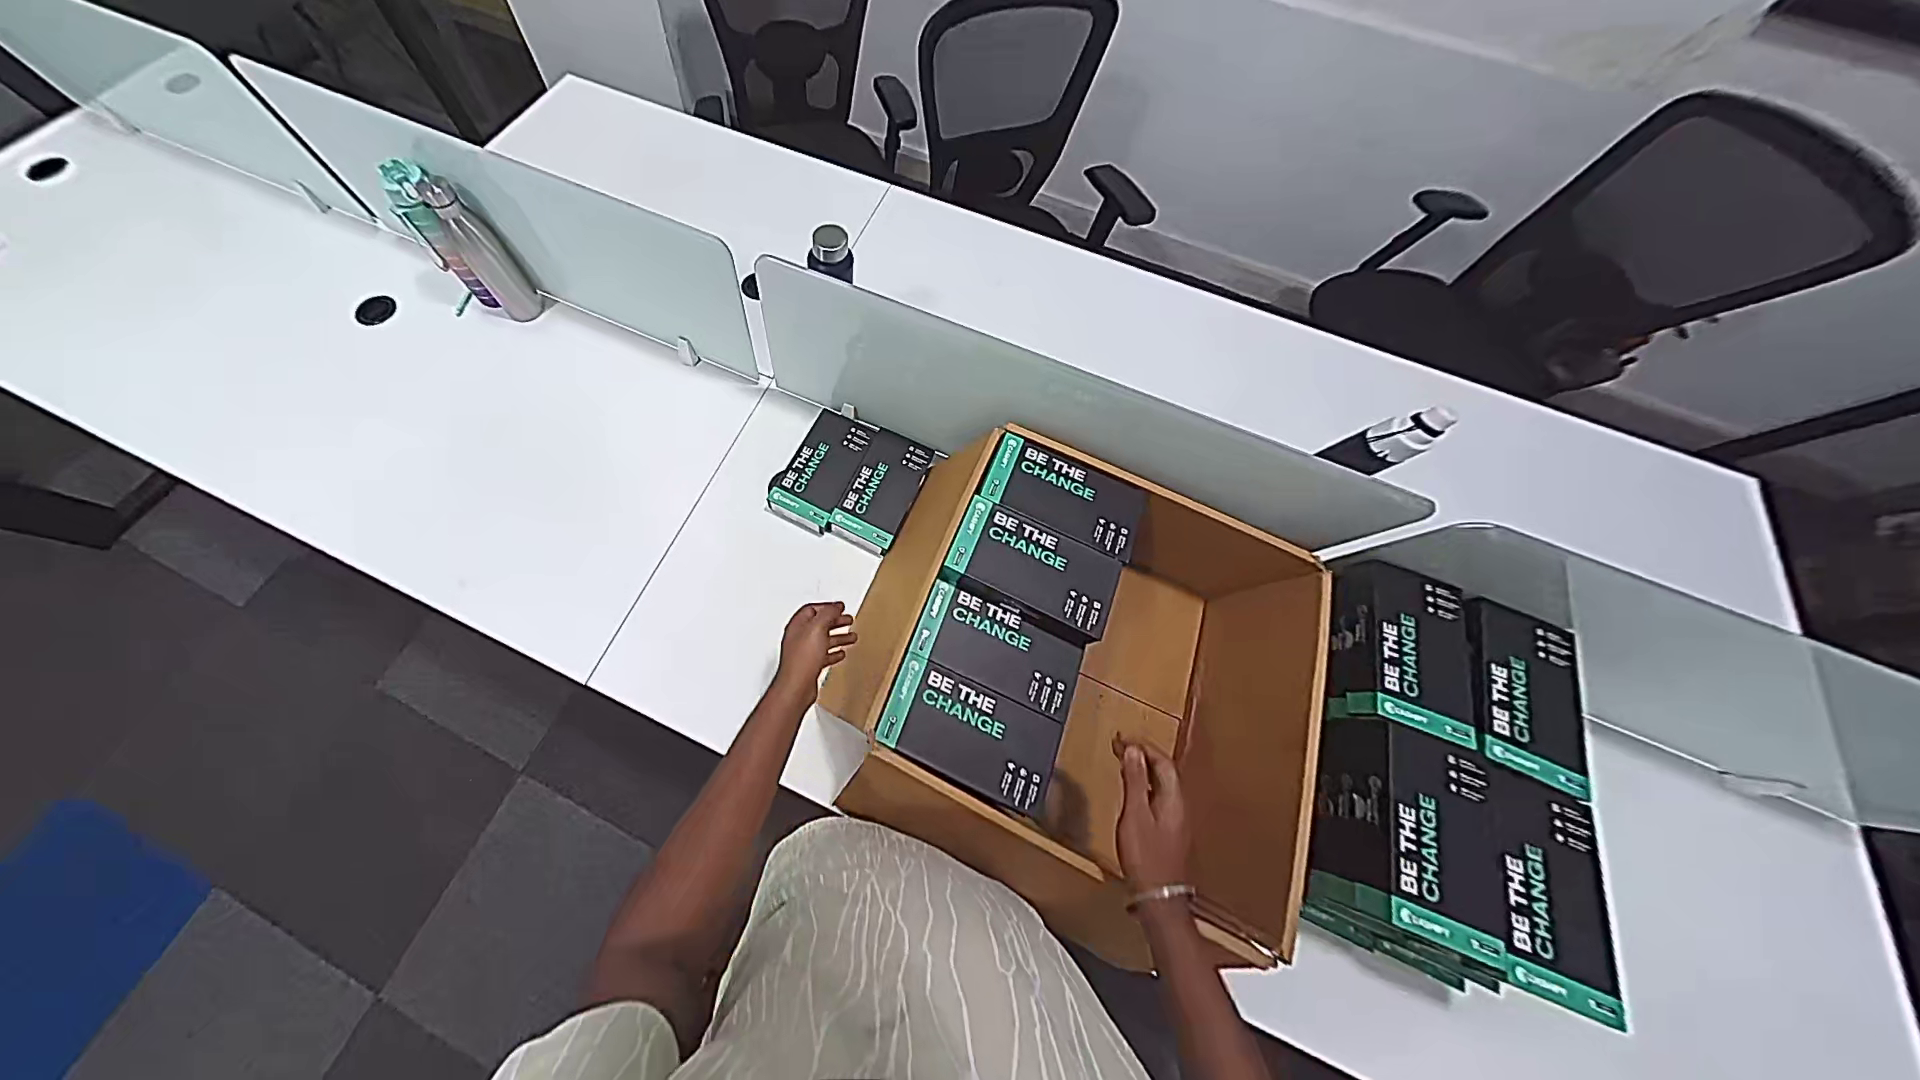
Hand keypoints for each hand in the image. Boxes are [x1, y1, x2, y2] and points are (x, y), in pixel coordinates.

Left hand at [775, 601, 855, 697]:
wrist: (797, 686)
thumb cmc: (802, 659)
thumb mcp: (818, 628)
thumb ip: (827, 614)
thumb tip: (835, 606)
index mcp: (798, 625)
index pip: (812, 609)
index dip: (827, 607)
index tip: (840, 607)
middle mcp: (799, 638)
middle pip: (819, 624)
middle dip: (835, 621)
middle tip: (847, 620)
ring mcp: (804, 653)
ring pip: (823, 640)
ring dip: (838, 637)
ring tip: (851, 636)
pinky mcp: (809, 666)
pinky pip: (824, 655)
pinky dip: (833, 652)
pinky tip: (840, 654)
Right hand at [1114, 738, 1189, 894]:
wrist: (1158, 898)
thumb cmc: (1146, 858)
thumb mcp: (1134, 814)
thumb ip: (1134, 781)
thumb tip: (1133, 751)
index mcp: (1174, 799)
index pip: (1163, 762)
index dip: (1144, 747)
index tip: (1125, 739)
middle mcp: (1179, 807)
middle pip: (1164, 772)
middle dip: (1143, 755)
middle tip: (1122, 747)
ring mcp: (1176, 821)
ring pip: (1161, 785)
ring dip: (1143, 770)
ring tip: (1124, 762)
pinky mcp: (1169, 832)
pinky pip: (1158, 797)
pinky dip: (1143, 786)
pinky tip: (1132, 791)